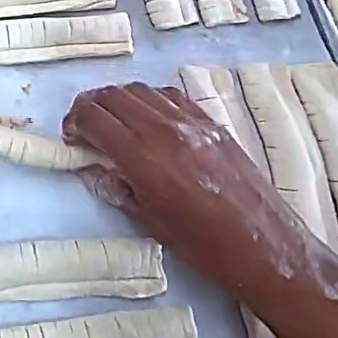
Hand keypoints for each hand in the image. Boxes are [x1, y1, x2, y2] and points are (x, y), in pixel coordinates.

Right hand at [62, 83, 332, 298]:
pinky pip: (170, 95)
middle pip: (114, 96)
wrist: (267, 247)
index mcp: (144, 159)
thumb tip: (95, 169)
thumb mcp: (151, 223)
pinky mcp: (210, 122)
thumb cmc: (205, 247)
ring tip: (114, 119)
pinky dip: (150, 99)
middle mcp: (164, 130)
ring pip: (141, 90)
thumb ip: (118, 188)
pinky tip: (149, 117)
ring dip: (119, 99)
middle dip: (91, 105)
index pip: (95, 118)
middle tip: (84, 124)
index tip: (70, 134)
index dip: (75, 121)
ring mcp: (190, 121)